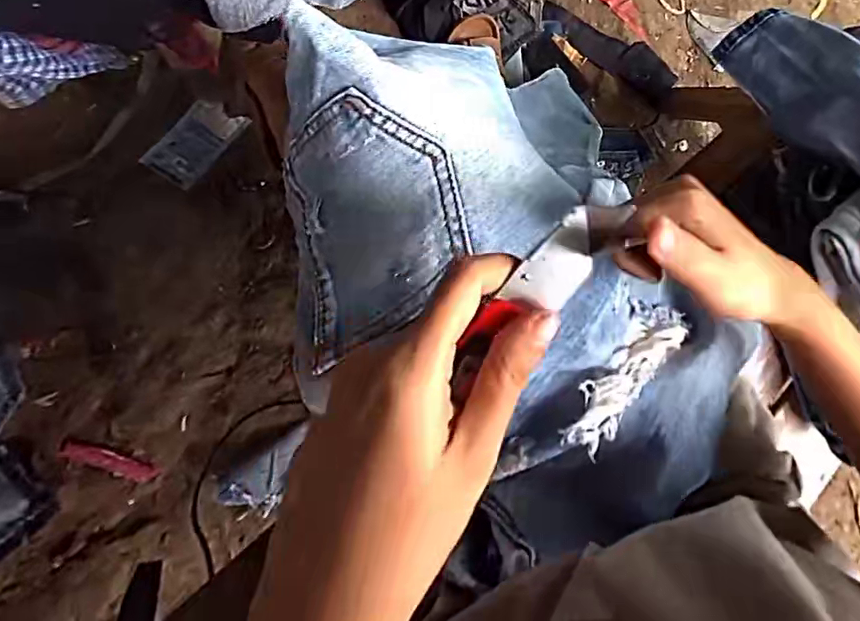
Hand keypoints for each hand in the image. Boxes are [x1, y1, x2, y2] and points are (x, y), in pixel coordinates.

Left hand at [250, 254, 559, 620]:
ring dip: (457, 357)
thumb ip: (506, 376)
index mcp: (406, 364)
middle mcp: (370, 356)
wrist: (316, 609)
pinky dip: (425, 376)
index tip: (535, 295)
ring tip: (465, 422)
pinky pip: (392, 366)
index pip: (462, 278)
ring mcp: (345, 379)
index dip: (505, 272)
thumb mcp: (472, 456)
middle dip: (487, 328)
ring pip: (421, 340)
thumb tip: (543, 314)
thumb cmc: (408, 537)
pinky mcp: (334, 402)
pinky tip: (424, 436)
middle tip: (508, 380)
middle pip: (444, 312)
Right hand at [620, 176, 821, 331]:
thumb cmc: (744, 288)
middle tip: (659, 274)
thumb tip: (652, 230)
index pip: (628, 221)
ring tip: (667, 268)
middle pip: (631, 216)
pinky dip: (651, 241)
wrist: (773, 286)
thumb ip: (682, 255)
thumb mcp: (712, 280)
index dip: (631, 252)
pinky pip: (649, 218)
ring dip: (642, 247)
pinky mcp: (686, 201)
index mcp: (686, 201)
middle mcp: (683, 187)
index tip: (651, 275)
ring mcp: (685, 191)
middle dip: (634, 248)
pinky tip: (671, 257)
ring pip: (637, 218)